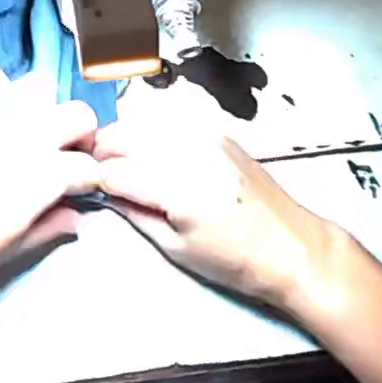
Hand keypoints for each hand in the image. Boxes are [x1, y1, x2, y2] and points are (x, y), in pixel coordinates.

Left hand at [0, 66, 102, 325]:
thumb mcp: (12, 247)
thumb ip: (51, 226)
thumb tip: (78, 216)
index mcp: (47, 173)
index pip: (89, 166)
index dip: (89, 178)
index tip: (81, 185)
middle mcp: (32, 132)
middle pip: (80, 114)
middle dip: (79, 134)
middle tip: (63, 152)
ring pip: (43, 85)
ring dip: (43, 106)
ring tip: (29, 126)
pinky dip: (0, 90)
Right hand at [90, 122, 356, 320]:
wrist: (292, 248)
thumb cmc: (234, 260)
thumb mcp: (176, 248)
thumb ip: (135, 214)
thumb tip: (107, 193)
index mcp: (175, 185)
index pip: (114, 170)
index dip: (95, 179)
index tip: (89, 187)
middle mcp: (186, 150)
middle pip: (124, 135)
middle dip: (103, 150)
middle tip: (97, 170)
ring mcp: (203, 136)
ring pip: (144, 122)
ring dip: (125, 138)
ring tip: (121, 160)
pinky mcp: (216, 133)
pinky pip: (170, 124)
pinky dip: (152, 134)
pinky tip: (152, 152)